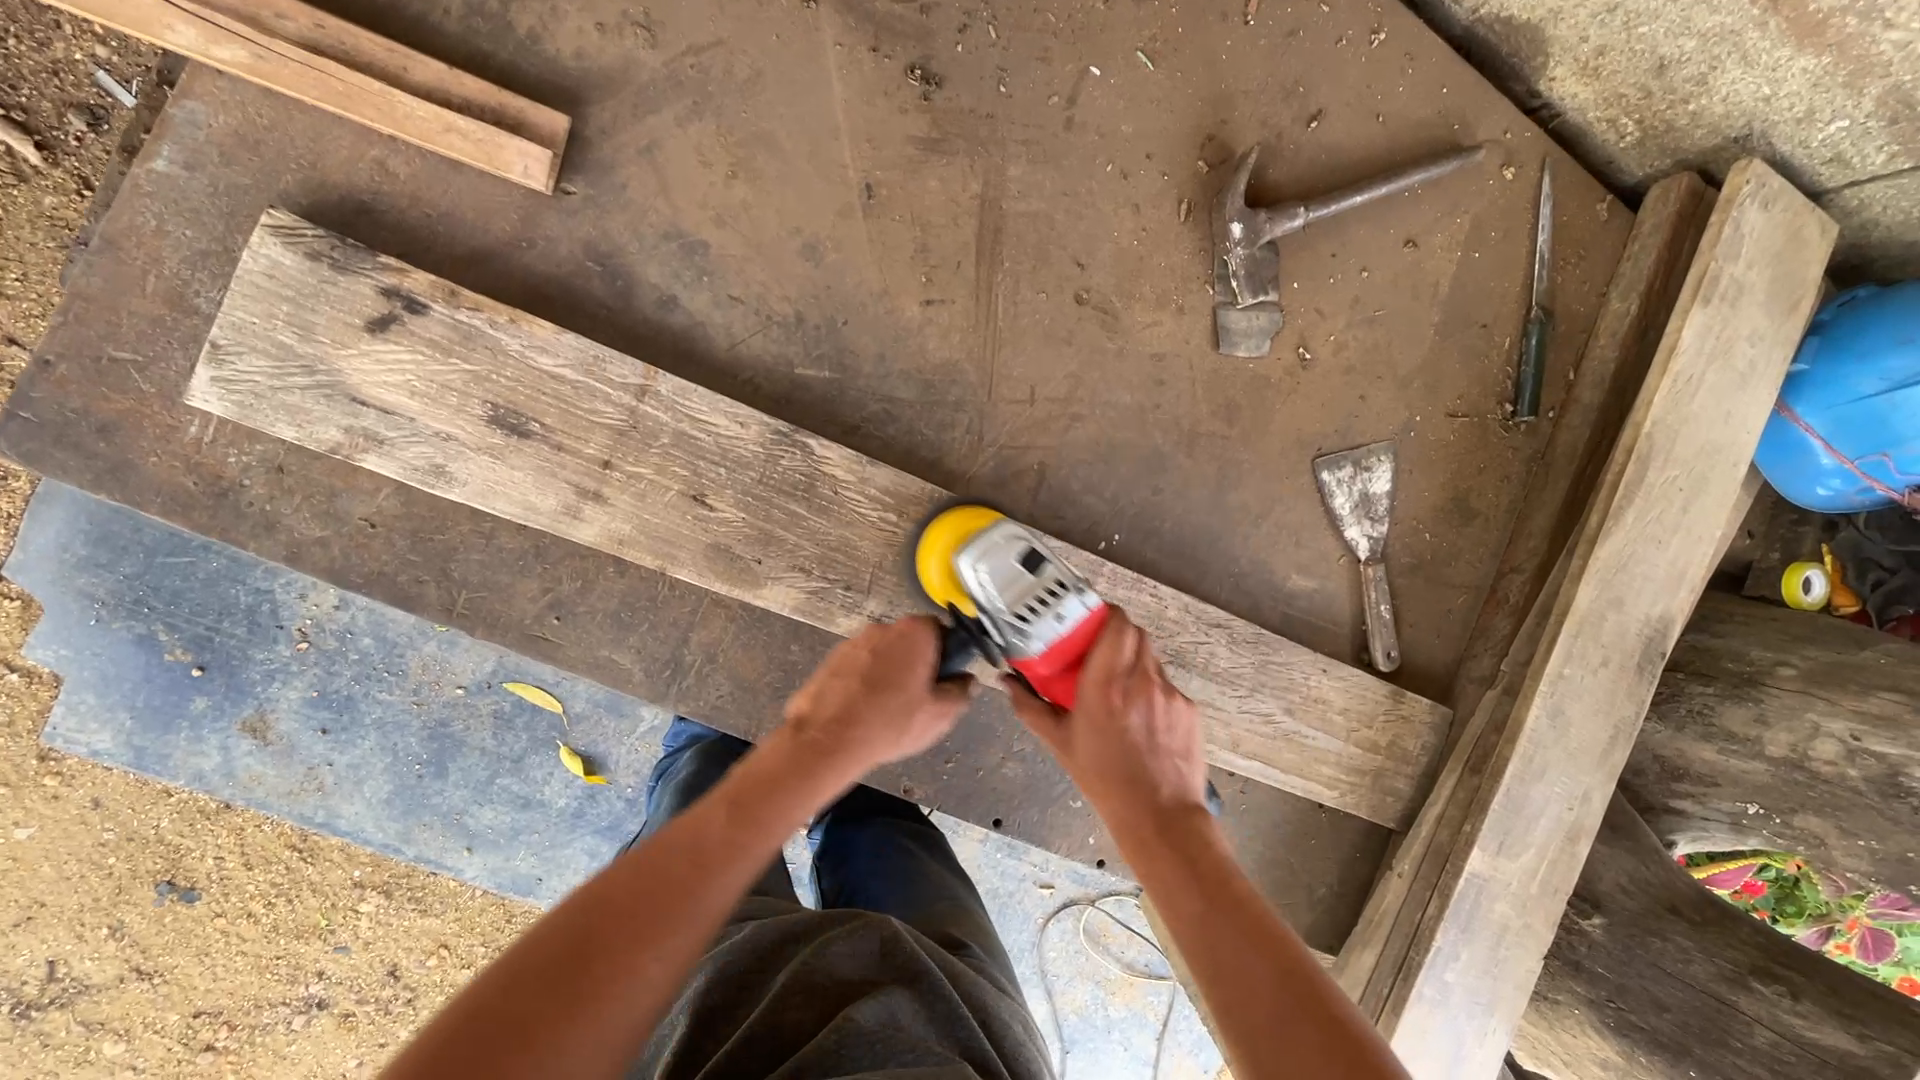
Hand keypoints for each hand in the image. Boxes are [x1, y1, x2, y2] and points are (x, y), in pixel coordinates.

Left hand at [780, 616, 973, 782]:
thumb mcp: (940, 715)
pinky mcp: (830, 661)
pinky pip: (858, 668)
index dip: (947, 655)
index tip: (945, 678)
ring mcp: (853, 643)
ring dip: (889, 675)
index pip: (941, 629)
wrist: (827, 739)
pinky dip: (864, 683)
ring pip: (883, 655)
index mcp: (915, 632)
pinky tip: (864, 712)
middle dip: (918, 665)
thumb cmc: (888, 722)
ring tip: (889, 711)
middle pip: (910, 641)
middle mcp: (883, 628)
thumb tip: (965, 682)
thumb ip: (961, 692)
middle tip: (921, 699)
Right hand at [1006, 608, 1209, 831]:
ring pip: (1152, 659)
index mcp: (1104, 684)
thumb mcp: (1059, 742)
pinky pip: (1168, 686)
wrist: (1158, 813)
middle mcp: (1140, 680)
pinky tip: (1143, 720)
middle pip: (1136, 633)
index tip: (1093, 621)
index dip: (1106, 615)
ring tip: (1122, 693)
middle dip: (1119, 636)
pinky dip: (1154, 692)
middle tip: (1102, 654)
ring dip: (1135, 665)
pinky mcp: (1188, 708)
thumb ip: (1029, 707)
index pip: (1116, 623)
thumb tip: (1007, 683)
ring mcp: (1169, 693)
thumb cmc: (1105, 779)